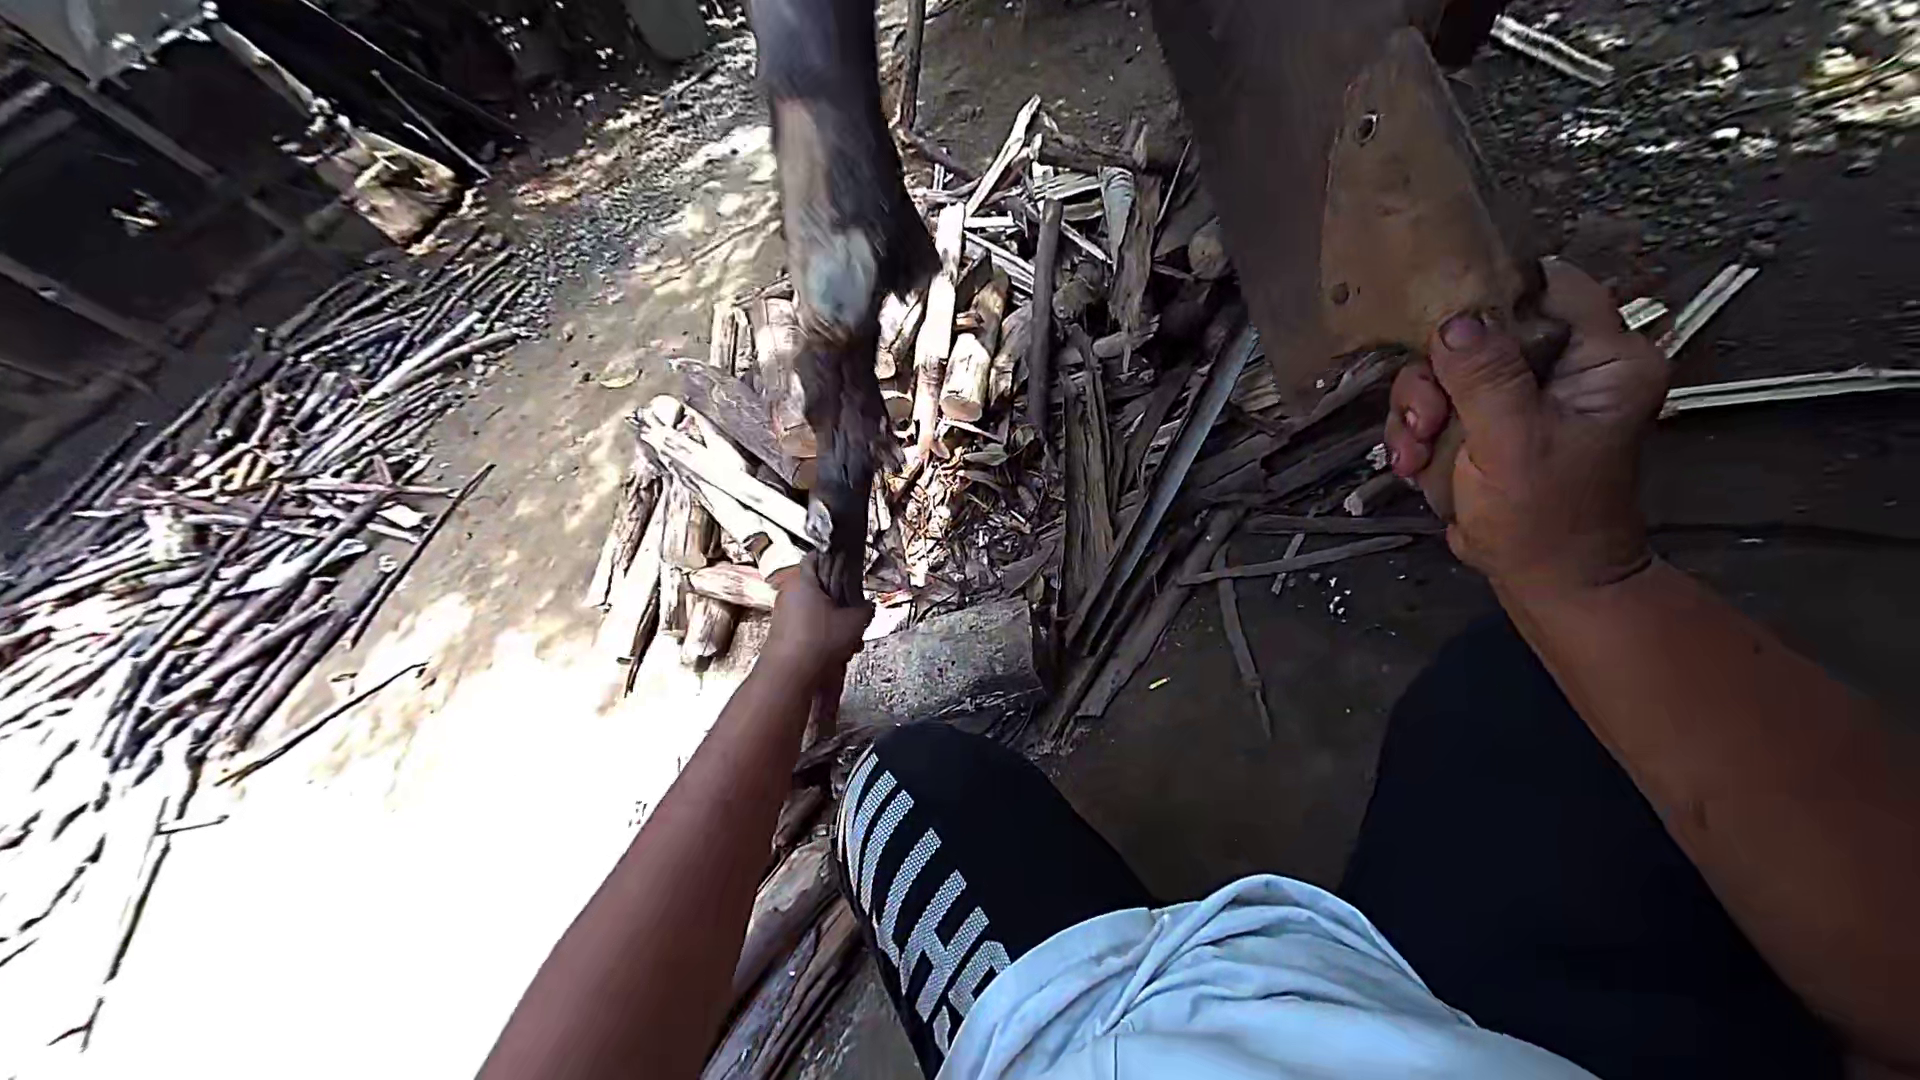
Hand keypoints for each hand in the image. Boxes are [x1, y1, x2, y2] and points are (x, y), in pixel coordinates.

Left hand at [760, 556, 872, 682]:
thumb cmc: (817, 642)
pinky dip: (822, 634)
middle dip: (840, 601)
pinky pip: (807, 626)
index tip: (849, 569)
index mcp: (803, 580)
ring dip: (834, 620)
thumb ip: (865, 608)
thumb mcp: (855, 622)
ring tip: (849, 638)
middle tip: (854, 612)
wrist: (789, 675)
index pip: (817, 557)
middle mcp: (788, 593)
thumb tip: (867, 606)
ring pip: (815, 609)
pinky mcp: (782, 633)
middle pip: (819, 587)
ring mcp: (783, 614)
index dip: (836, 560)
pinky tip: (837, 650)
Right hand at [1383, 258, 1668, 597]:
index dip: (1494, 294)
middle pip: (1477, 333)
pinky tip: (1411, 463)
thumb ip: (1487, 379)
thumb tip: (1453, 321)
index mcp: (1601, 359)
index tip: (1439, 321)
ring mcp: (1514, 396)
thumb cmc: (1544, 513)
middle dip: (1435, 379)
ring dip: (1414, 412)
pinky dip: (1410, 434)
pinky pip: (1428, 405)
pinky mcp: (1479, 422)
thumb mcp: (1513, 443)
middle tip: (1426, 421)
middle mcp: (1558, 368)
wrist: (1538, 573)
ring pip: (1441, 372)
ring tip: (1414, 454)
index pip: (1552, 288)